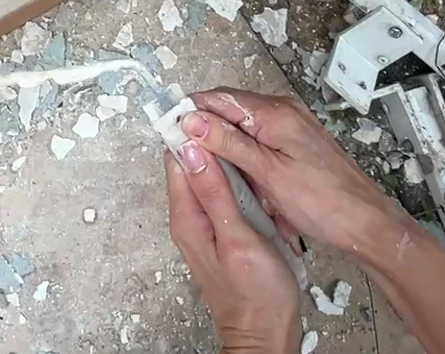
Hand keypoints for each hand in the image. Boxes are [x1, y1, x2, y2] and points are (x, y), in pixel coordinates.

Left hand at [165, 144, 300, 353]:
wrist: (267, 336)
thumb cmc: (257, 296)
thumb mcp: (238, 237)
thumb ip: (214, 193)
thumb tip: (191, 148)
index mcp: (187, 215)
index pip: (177, 157)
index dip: (190, 132)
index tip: (209, 113)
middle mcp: (190, 216)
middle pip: (191, 162)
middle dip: (211, 142)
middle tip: (236, 125)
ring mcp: (205, 221)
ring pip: (209, 174)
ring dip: (227, 160)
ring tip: (248, 145)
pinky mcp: (222, 227)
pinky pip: (223, 191)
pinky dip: (237, 179)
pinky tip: (254, 176)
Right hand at [186, 88, 408, 258]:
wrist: (367, 226)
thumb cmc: (323, 202)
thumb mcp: (268, 174)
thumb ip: (228, 143)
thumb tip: (192, 120)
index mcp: (273, 112)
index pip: (219, 98)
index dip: (192, 112)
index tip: (171, 132)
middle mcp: (281, 111)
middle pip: (229, 112)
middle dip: (210, 135)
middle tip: (194, 163)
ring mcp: (289, 127)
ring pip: (242, 130)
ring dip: (229, 152)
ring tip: (223, 177)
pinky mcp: (294, 144)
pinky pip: (259, 144)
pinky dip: (247, 160)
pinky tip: (247, 183)